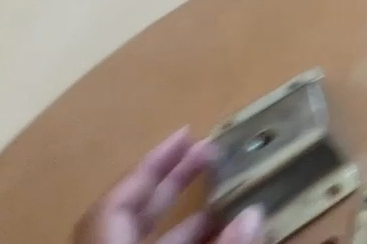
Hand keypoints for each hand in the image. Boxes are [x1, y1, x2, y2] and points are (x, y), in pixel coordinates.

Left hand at [76, 128, 263, 243]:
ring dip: (185, 212)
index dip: (147, 167)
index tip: (188, 133)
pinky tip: (220, 228)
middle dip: (170, 179)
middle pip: (128, 215)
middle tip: (209, 148)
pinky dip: (185, 238)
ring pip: (143, 237)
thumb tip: (254, 213)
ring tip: (227, 190)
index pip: (112, 205)